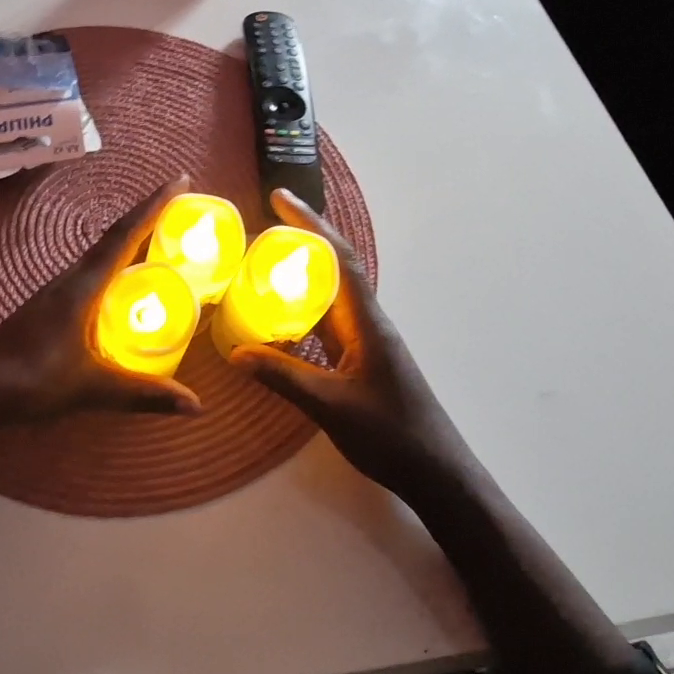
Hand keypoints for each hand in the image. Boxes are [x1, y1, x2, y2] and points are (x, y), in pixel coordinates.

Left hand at [0, 176, 203, 434]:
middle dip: (146, 220)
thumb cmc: (29, 380)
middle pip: (112, 240)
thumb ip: (142, 394)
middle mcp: (68, 282)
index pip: (123, 237)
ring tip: (159, 243)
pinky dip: (112, 271)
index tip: (179, 179)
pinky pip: (88, 278)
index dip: (152, 207)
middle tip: (180, 208)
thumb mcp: (90, 388)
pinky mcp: (45, 311)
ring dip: (128, 244)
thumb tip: (196, 405)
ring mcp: (53, 295)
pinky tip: (119, 289)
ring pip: (98, 259)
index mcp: (81, 288)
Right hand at [227, 189, 473, 494]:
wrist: (437, 475)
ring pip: (327, 297)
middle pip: (333, 269)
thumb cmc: (393, 436)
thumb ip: (284, 377)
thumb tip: (236, 352)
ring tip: (258, 265)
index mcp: (367, 323)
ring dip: (298, 277)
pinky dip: (298, 313)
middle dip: (300, 242)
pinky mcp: (359, 362)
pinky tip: (272, 320)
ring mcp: (364, 343)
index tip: (279, 199)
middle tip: (258, 229)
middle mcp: (367, 324)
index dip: (311, 225)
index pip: (339, 260)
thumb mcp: (331, 406)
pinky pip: (324, 325)